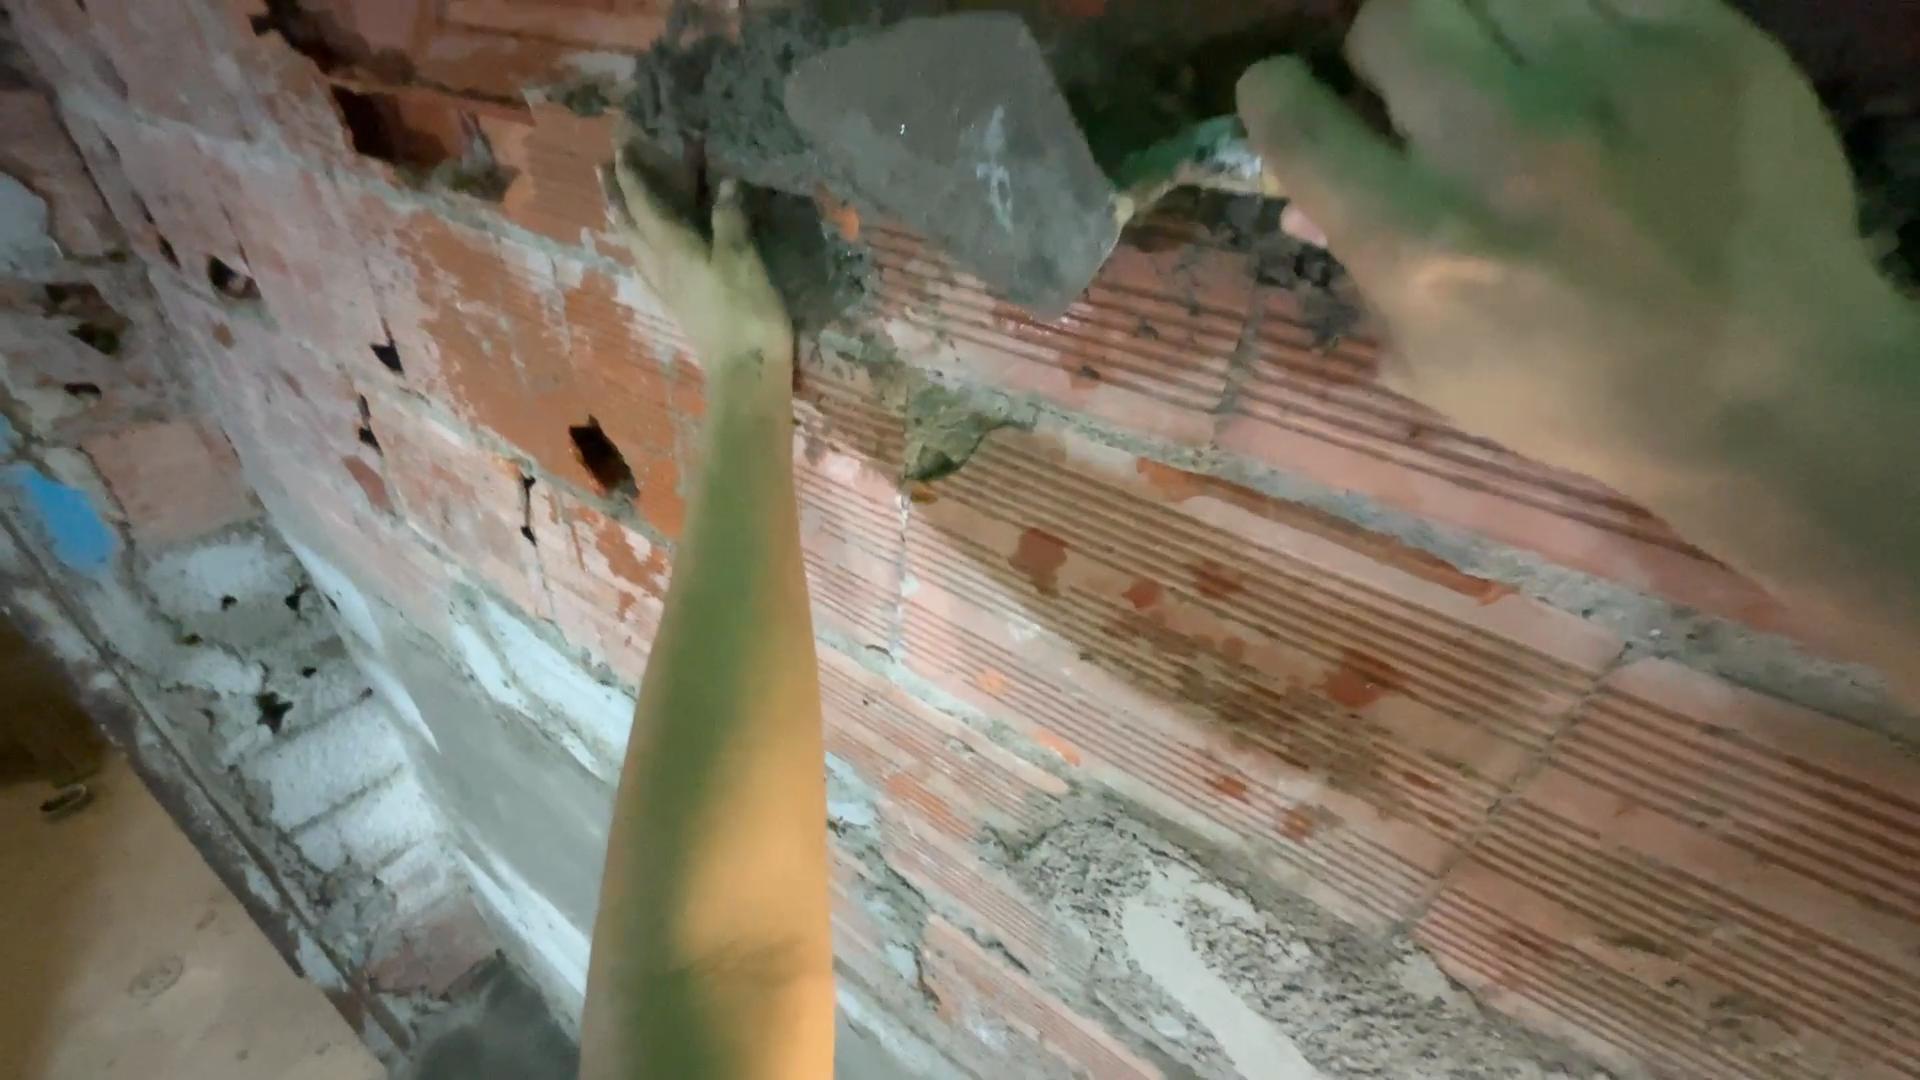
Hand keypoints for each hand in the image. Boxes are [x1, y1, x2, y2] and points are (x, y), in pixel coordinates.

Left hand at [604, 149, 792, 388]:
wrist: (745, 371)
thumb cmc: (745, 311)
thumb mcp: (742, 258)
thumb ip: (730, 218)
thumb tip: (723, 182)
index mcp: (672, 245)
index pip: (645, 200)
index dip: (633, 171)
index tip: (622, 142)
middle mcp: (660, 264)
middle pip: (630, 223)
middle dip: (617, 193)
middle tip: (603, 168)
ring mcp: (668, 290)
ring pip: (636, 246)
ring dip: (623, 220)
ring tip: (616, 204)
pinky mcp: (679, 309)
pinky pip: (649, 269)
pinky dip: (641, 251)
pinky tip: (645, 256)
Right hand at [1236, 0, 1905, 490]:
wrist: (1751, 384)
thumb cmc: (1557, 395)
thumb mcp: (1424, 361)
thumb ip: (1358, 270)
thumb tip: (1304, 202)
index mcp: (1417, 245)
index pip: (1304, 131)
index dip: (1270, 98)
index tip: (1273, 91)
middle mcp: (1495, 147)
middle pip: (1392, 21)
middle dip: (1374, 51)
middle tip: (1399, 90)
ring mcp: (1604, 79)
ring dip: (1458, 29)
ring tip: (1483, 76)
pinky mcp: (1701, 39)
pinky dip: (1550, 22)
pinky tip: (1566, 70)